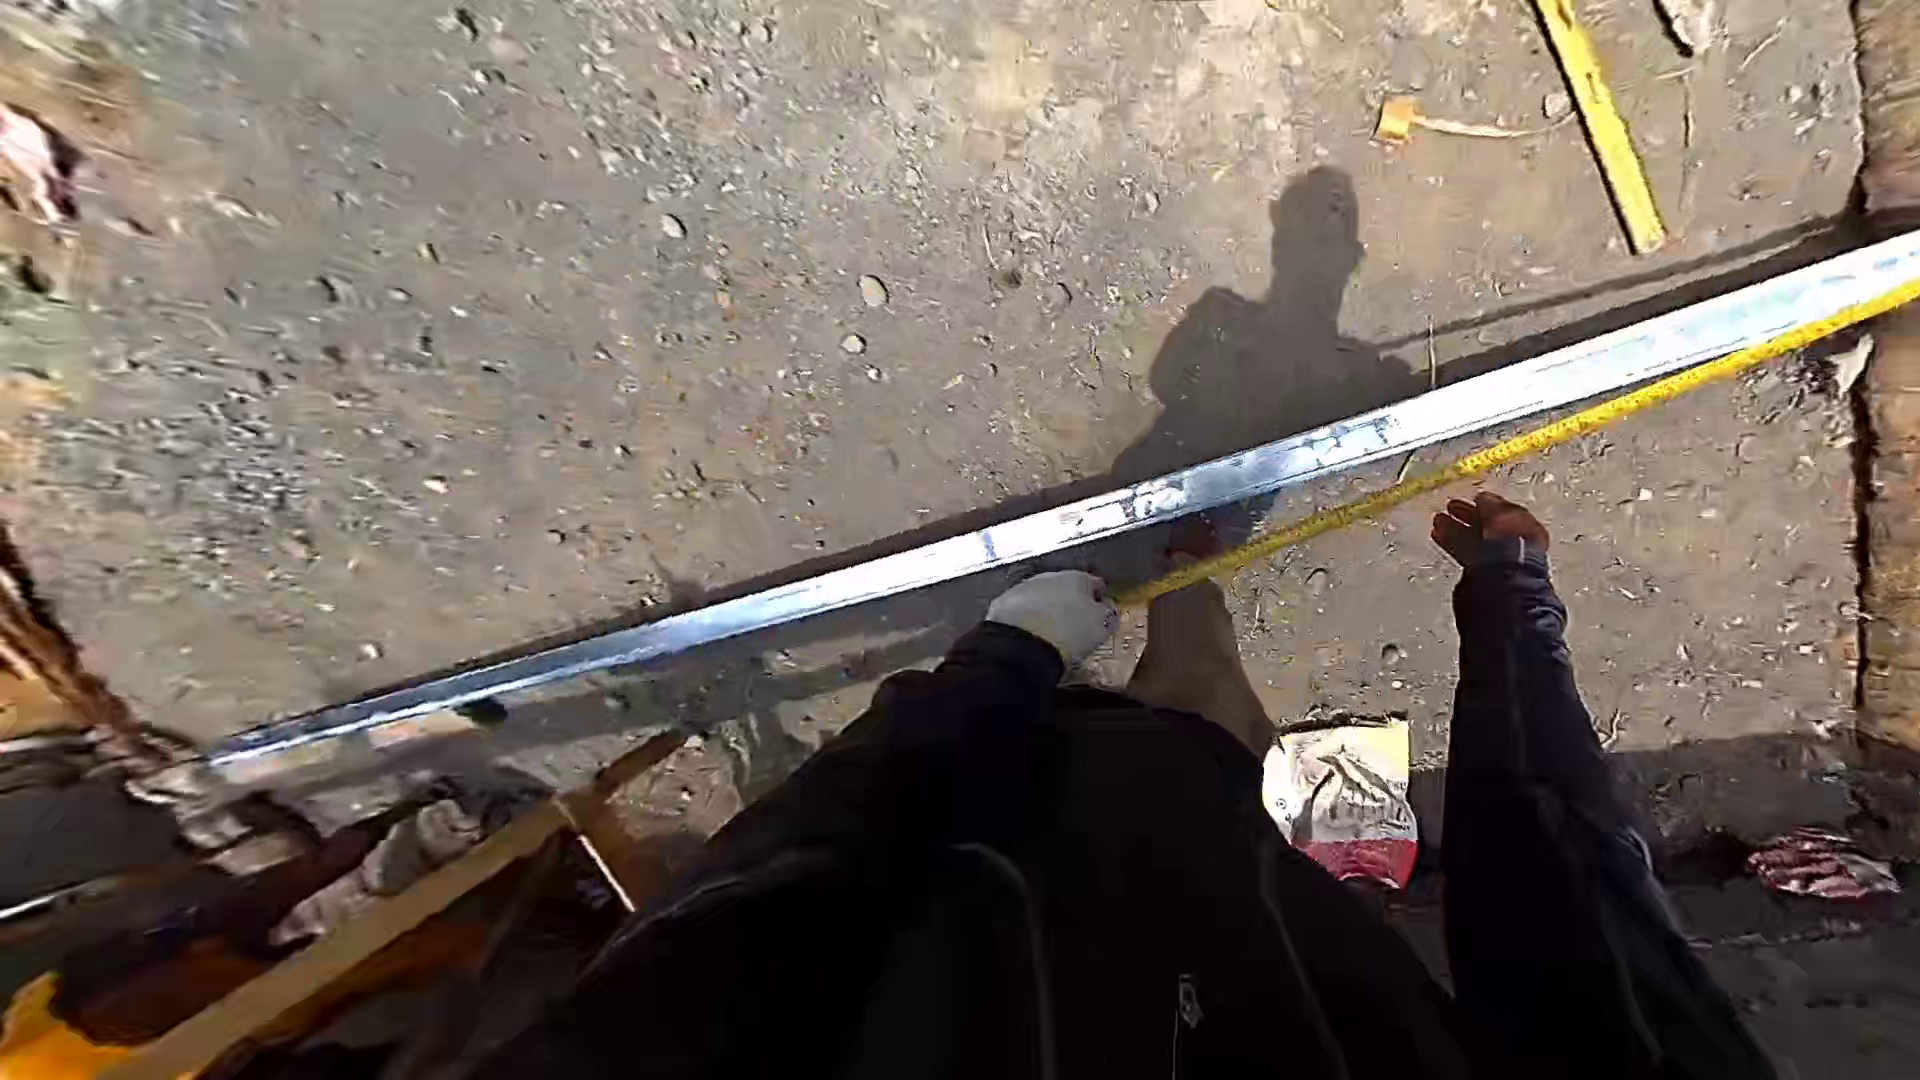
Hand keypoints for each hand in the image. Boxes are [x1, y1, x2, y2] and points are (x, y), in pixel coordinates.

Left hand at [985, 570, 1117, 664]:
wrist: (1022, 644)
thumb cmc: (1067, 633)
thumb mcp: (1102, 626)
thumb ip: (1108, 614)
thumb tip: (1108, 609)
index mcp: (1077, 578)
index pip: (1095, 583)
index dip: (1099, 598)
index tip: (1101, 611)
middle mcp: (1049, 577)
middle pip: (1065, 588)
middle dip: (1070, 603)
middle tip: (1076, 626)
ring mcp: (1023, 588)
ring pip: (1040, 597)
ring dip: (1046, 609)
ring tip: (1052, 633)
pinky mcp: (1002, 604)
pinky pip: (1020, 610)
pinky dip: (1026, 619)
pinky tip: (1030, 635)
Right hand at [1430, 491, 1548, 567]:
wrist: (1502, 569)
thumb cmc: (1509, 537)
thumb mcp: (1502, 511)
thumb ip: (1491, 503)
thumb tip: (1482, 496)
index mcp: (1526, 526)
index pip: (1504, 511)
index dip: (1487, 503)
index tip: (1473, 497)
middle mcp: (1511, 541)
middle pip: (1485, 524)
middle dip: (1467, 515)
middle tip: (1451, 506)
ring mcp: (1493, 554)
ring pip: (1470, 536)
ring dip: (1454, 527)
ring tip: (1438, 519)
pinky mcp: (1476, 566)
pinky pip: (1460, 548)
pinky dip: (1449, 539)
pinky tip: (1438, 533)